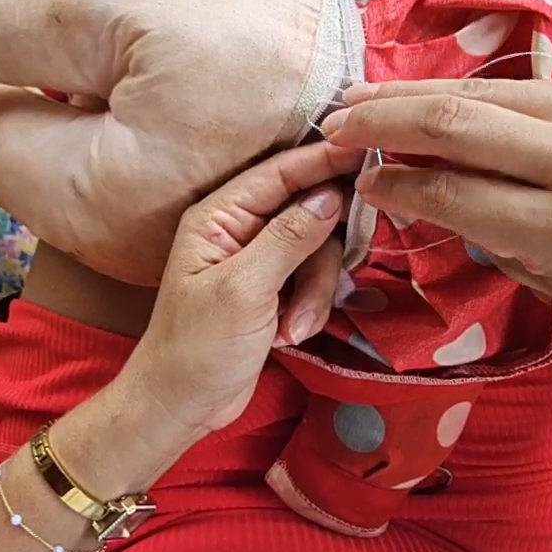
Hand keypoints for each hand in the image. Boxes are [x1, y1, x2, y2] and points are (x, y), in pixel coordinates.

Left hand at [120, 141, 365, 434]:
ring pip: (316, 253)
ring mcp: (259, 260)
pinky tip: (287, 337)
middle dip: (318, 259)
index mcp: (219, 216)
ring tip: (290, 330)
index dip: (323, 159)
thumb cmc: (199, 346)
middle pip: (308, 214)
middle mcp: (239, 229)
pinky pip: (313, 282)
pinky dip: (308, 309)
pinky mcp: (275, 289)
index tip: (369, 148)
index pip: (279, 172)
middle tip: (312, 294)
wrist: (182, 403)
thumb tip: (331, 193)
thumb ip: (288, 238)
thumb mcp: (244, 289)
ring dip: (313, 295)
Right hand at [319, 78, 551, 341]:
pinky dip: (453, 91)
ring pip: (476, 93)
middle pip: (455, 125)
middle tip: (332, 124)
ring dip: (406, 95)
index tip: (357, 181)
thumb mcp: (551, 277)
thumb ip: (480, 228)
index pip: (451, 194)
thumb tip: (411, 186)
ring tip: (357, 99)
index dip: (393, 186)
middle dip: (382, 122)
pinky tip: (418, 94)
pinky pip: (509, 86)